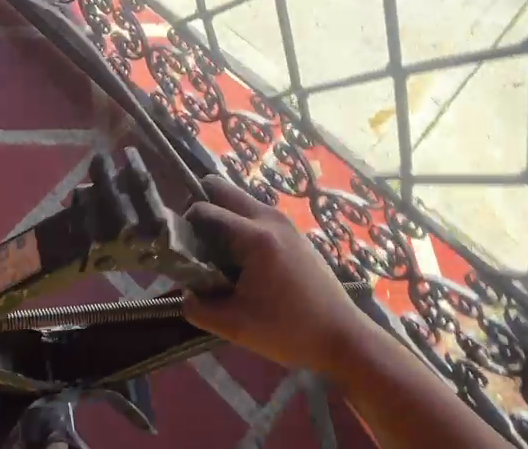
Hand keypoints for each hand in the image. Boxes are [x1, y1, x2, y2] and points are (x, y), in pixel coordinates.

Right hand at [181, 175, 374, 372]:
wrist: (344, 339)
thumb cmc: (290, 331)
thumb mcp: (236, 327)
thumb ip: (199, 307)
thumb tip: (184, 291)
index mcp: (254, 236)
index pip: (204, 210)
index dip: (186, 226)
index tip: (183, 251)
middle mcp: (269, 217)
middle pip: (221, 188)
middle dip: (201, 207)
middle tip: (196, 241)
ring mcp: (283, 221)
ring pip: (239, 200)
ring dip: (221, 216)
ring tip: (219, 254)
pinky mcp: (292, 231)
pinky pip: (254, 213)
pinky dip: (239, 224)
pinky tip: (243, 261)